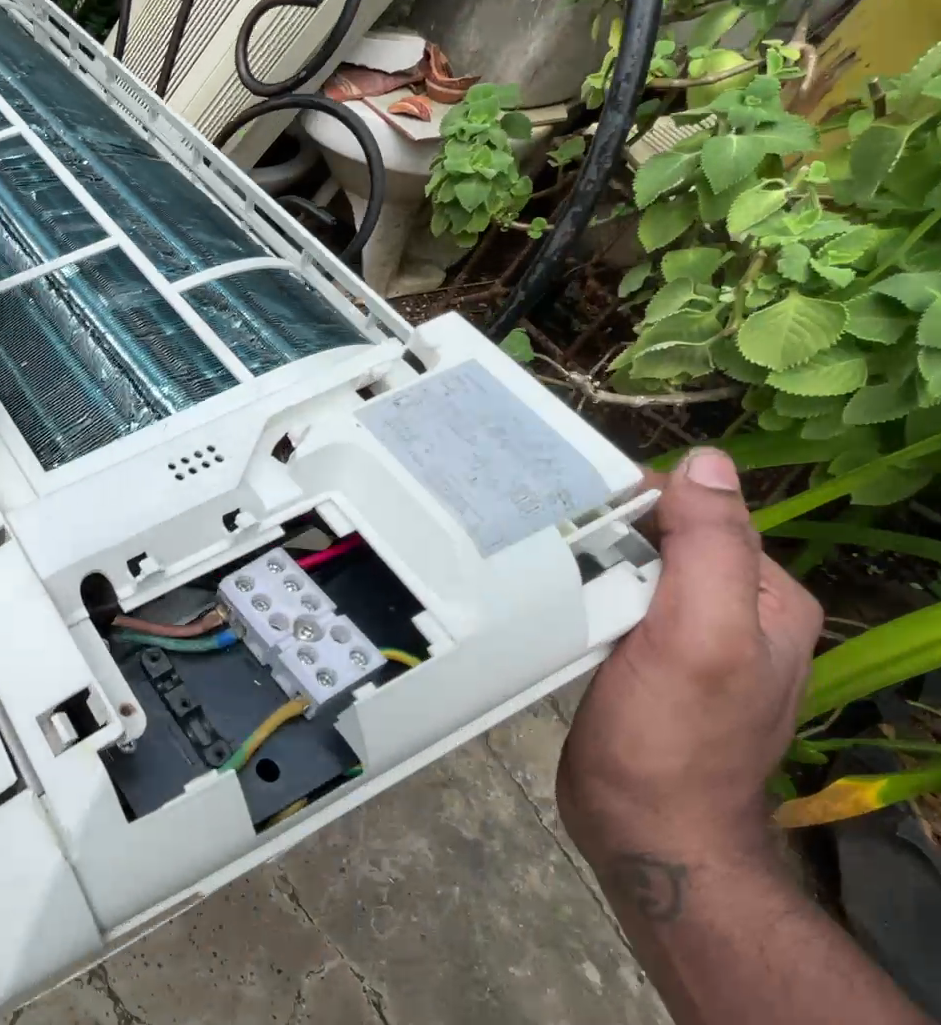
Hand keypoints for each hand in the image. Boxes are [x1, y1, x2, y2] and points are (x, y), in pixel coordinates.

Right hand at [558, 447, 821, 868]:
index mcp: (764, 599)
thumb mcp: (702, 635)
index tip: (566, 502)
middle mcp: (731, 616)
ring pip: (627, 580)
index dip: (636, 501)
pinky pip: (606, 614)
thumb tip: (707, 462)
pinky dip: (575, 602)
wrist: (644, 829)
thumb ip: (711, 550)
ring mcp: (681, 645)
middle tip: (534, 534)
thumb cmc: (674, 735)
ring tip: (526, 562)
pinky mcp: (636, 668)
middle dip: (601, 535)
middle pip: (659, 546)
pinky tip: (541, 605)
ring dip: (581, 568)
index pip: (700, 517)